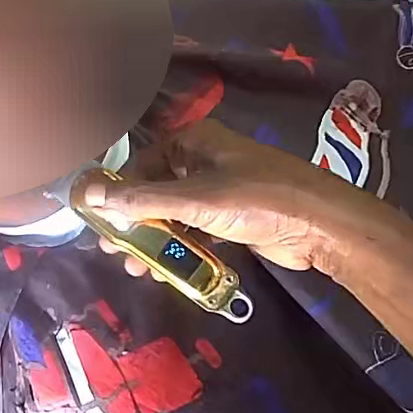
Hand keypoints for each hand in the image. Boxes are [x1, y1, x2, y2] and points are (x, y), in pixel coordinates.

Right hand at [83, 120, 373, 273]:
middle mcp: (203, 160)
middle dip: (134, 222)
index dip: (119, 194)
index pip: (141, 164)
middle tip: (114, 250)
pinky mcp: (231, 215)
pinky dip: (179, 247)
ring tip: (137, 268)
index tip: (101, 224)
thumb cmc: (257, 200)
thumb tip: (88, 195)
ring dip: (154, 240)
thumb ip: (140, 200)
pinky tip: (164, 270)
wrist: (323, 226)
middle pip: (154, 190)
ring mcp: (219, 188)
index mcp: (193, 142)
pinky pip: (194, 228)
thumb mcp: (194, 200)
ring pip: (174, 213)